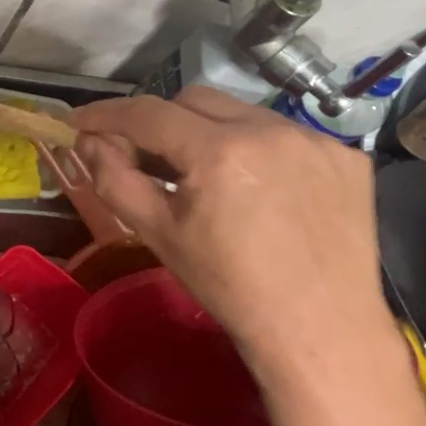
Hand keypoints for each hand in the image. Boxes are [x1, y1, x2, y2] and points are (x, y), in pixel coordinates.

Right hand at [70, 88, 395, 381]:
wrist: (317, 325)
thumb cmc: (227, 284)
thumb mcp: (156, 233)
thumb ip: (115, 179)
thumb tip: (90, 142)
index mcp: (219, 152)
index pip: (147, 113)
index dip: (105, 113)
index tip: (78, 122)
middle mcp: (270, 130)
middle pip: (194, 99)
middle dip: (159, 120)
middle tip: (144, 156)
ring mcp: (315, 139)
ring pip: (241, 113)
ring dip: (209, 132)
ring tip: (204, 176)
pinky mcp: (346, 156)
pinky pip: (284, 135)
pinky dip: (256, 151)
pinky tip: (256, 190)